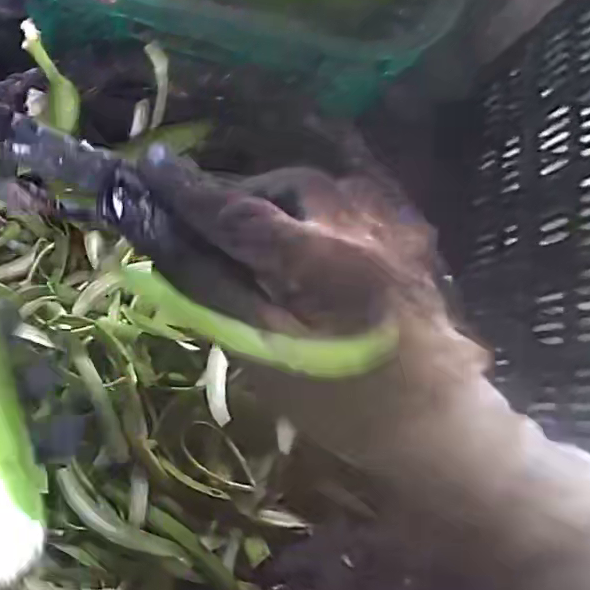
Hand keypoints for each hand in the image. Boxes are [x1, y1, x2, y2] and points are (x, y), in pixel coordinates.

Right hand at [130, 147, 489, 472]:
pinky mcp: (407, 235)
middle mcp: (362, 227)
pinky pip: (344, 200)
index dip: (187, 188)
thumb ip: (210, 288)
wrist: (438, 425)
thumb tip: (163, 241)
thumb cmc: (340, 400)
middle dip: (234, 196)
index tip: (151, 163)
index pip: (237, 212)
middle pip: (281, 186)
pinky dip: (304, 209)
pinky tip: (296, 239)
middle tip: (203, 225)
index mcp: (322, 261)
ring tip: (249, 237)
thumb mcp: (260, 351)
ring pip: (315, 187)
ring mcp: (394, 227)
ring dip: (271, 200)